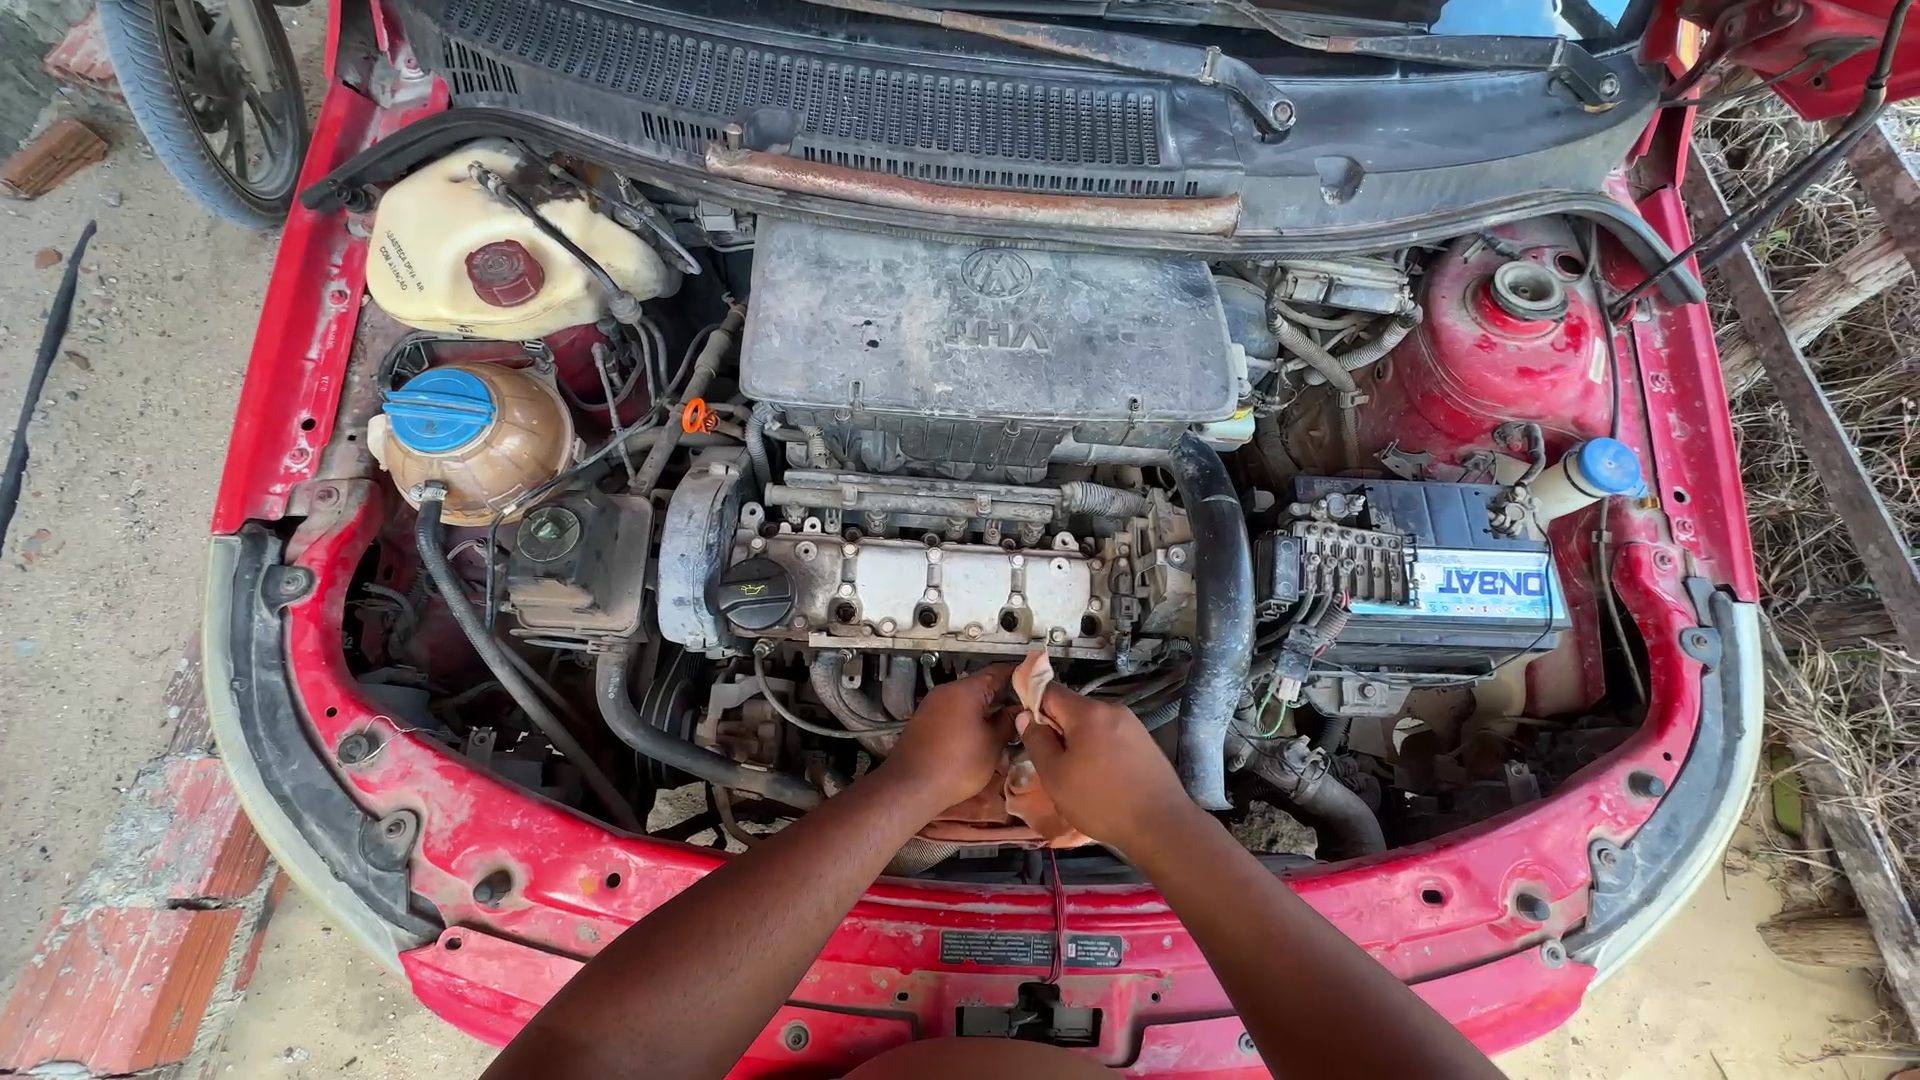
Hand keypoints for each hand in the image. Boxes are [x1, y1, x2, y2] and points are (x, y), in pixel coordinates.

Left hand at [882, 664, 1015, 814]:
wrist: (909, 787)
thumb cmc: (957, 764)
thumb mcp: (992, 744)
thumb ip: (1008, 722)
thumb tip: (1019, 709)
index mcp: (966, 690)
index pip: (998, 671)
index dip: (1019, 674)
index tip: (1036, 681)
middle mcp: (947, 690)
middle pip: (981, 684)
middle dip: (1004, 695)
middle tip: (1026, 707)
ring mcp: (933, 704)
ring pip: (967, 699)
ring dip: (986, 708)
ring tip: (1007, 723)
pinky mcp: (925, 720)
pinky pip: (954, 711)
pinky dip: (970, 717)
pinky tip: (982, 733)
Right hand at [1019, 685, 1199, 851]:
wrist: (1161, 825)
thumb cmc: (1100, 801)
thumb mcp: (1056, 776)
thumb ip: (1037, 741)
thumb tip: (1025, 716)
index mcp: (1088, 712)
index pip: (1050, 691)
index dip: (1033, 705)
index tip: (1029, 731)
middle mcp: (1112, 709)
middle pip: (1073, 708)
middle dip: (1058, 729)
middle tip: (1053, 763)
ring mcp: (1133, 725)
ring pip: (1093, 725)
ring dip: (1080, 742)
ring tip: (1079, 776)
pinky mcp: (1146, 742)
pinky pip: (1112, 737)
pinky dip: (1100, 751)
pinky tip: (1103, 779)